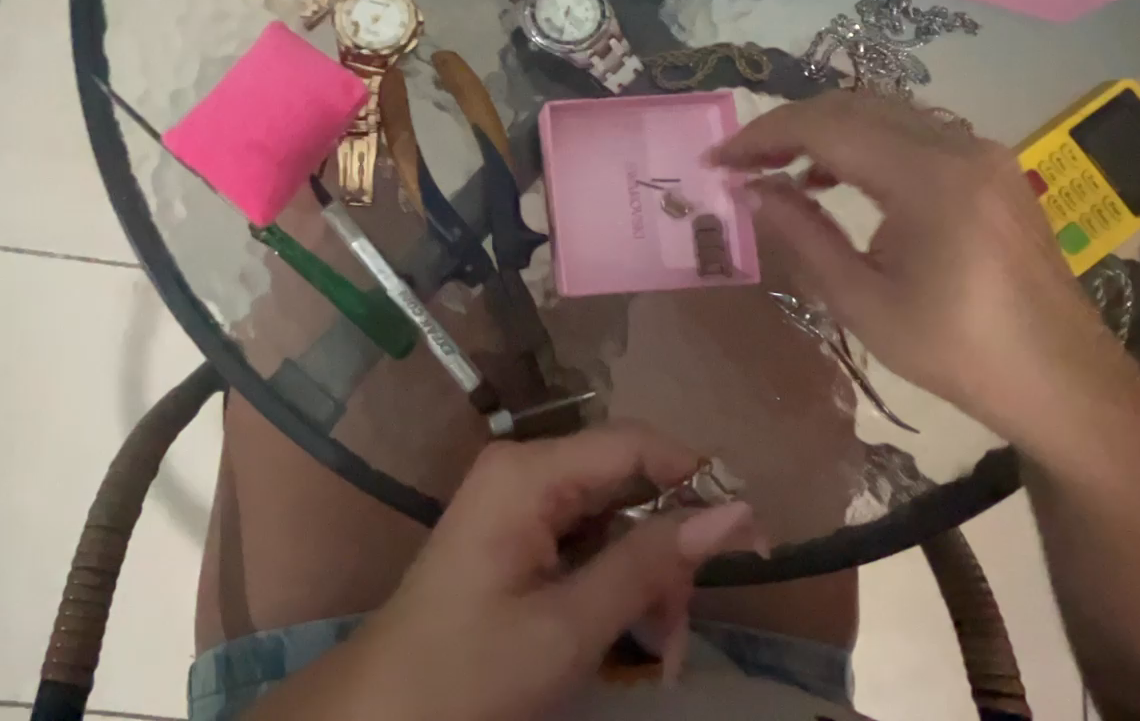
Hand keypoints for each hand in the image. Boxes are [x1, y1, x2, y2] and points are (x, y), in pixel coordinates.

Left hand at [325, 424, 759, 720]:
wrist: (386, 709)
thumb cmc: (472, 668)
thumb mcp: (571, 625)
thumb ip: (651, 563)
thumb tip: (736, 510)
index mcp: (529, 472)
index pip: (636, 444)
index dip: (699, 480)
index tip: (753, 538)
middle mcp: (524, 470)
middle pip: (627, 483)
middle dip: (668, 551)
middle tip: (684, 626)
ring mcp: (518, 500)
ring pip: (614, 517)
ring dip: (648, 578)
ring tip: (660, 650)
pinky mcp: (517, 531)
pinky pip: (587, 540)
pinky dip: (617, 583)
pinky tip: (632, 635)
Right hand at [711, 93, 1127, 431]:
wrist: (1062, 383)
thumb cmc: (955, 353)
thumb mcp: (861, 301)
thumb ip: (801, 235)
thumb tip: (750, 189)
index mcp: (930, 180)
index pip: (825, 127)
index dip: (762, 136)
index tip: (716, 160)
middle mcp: (961, 147)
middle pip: (852, 106)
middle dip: (786, 127)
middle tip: (738, 163)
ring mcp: (982, 153)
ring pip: (881, 113)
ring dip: (821, 131)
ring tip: (775, 170)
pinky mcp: (989, 169)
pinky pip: (909, 132)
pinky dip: (859, 143)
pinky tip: (832, 179)